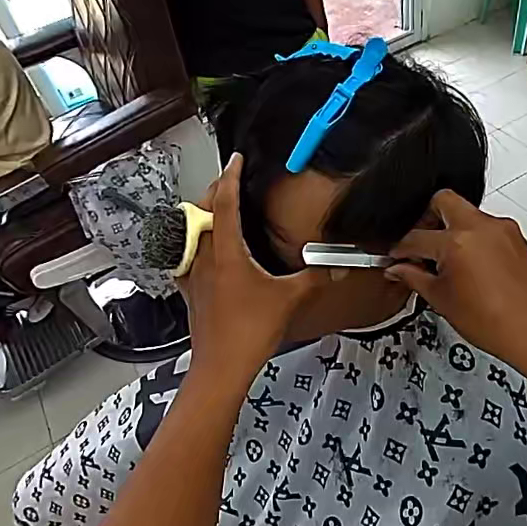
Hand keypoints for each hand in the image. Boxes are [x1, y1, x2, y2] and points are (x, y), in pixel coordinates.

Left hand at [177, 154, 327, 376]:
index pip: (225, 202)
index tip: (236, 160)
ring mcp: (194, 273)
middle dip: (216, 188)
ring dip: (205, 210)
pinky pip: (190, 252)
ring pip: (193, 229)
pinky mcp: (191, 289)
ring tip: (220, 204)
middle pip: (204, 209)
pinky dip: (198, 238)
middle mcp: (204, 257)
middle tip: (231, 178)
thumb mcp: (289, 299)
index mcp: (226, 252)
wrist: (221, 365)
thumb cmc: (249, 332)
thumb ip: (315, 278)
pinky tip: (208, 247)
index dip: (231, 177)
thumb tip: (336, 267)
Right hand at [385, 192, 526, 370]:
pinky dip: (473, 237)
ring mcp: (502, 230)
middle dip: (425, 219)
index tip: (397, 257)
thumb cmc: (496, 323)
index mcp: (457, 243)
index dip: (400, 249)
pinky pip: (487, 226)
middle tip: (420, 244)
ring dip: (451, 228)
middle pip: (442, 201)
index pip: (416, 237)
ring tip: (445, 259)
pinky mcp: (516, 237)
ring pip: (467, 212)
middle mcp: (481, 228)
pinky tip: (468, 263)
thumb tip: (400, 269)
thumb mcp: (442, 301)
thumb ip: (415, 278)